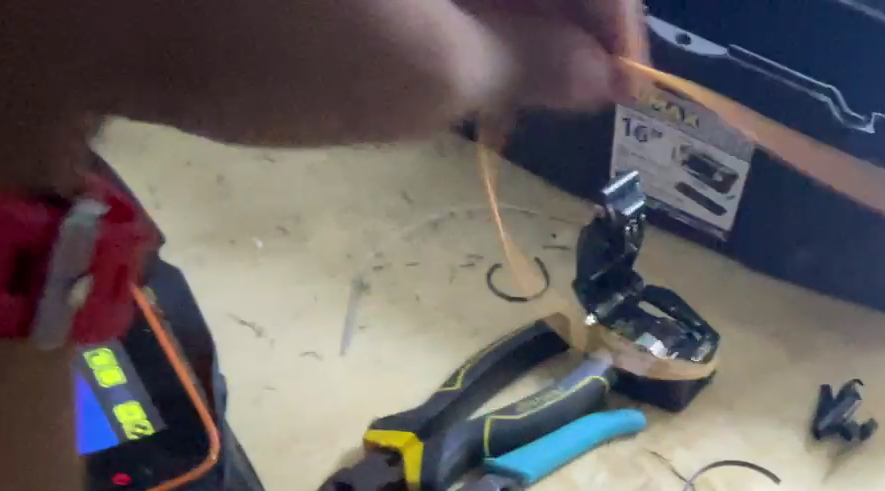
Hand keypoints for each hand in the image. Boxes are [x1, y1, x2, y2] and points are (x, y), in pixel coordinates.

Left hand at [0, 0, 644, 189]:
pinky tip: (457, 30)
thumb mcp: (424, 69)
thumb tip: (607, 78)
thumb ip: (534, 65)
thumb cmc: (260, 31)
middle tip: (575, 87)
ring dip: (514, 4)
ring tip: (520, 74)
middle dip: (565, 9)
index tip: (625, 87)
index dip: (616, 12)